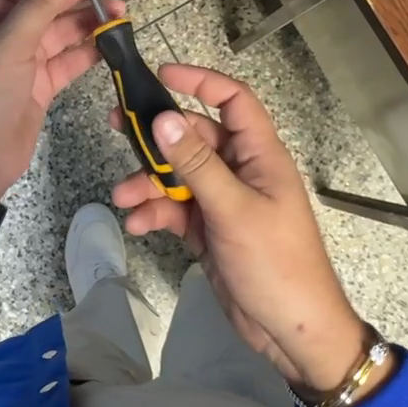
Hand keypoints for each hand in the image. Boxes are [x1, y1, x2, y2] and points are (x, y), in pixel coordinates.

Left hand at [0, 0, 123, 201]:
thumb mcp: (8, 48)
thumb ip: (37, 7)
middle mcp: (6, 34)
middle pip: (46, 1)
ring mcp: (23, 61)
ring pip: (61, 31)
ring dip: (88, 19)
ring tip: (121, 7)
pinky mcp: (39, 86)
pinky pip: (68, 60)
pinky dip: (89, 50)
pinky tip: (113, 41)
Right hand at [111, 64, 369, 391]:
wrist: (292, 332)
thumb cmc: (275, 263)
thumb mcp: (233, 210)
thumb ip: (196, 165)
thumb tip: (164, 119)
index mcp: (260, 155)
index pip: (232, 101)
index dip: (200, 81)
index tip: (161, 74)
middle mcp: (240, 170)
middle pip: (193, 138)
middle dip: (155, 138)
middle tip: (115, 124)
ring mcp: (223, 201)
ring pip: (177, 175)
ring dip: (148, 182)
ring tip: (123, 197)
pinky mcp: (208, 229)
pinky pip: (174, 209)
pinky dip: (154, 213)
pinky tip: (137, 224)